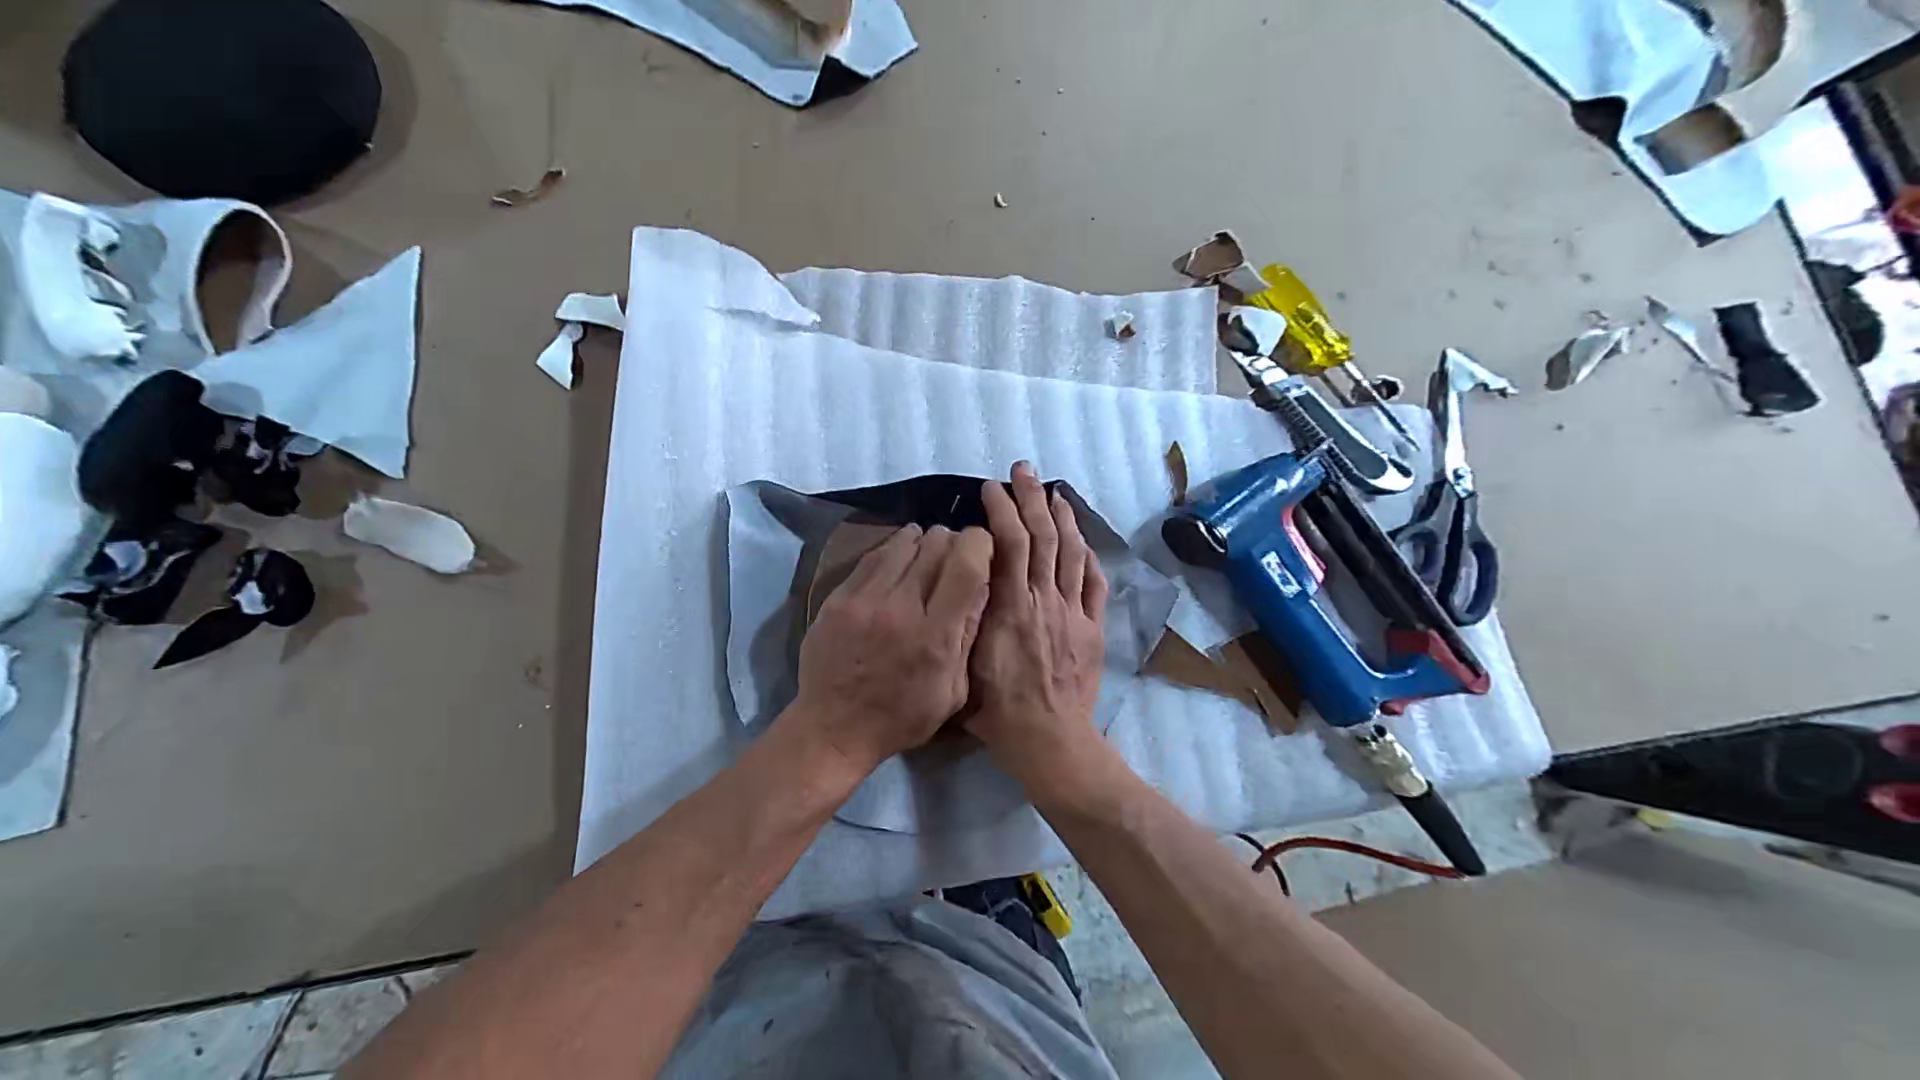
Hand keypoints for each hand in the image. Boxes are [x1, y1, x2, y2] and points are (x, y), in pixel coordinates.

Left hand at [785, 524, 992, 780]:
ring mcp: (863, 599)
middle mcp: (900, 608)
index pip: (966, 564)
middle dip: (952, 545)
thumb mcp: (953, 691)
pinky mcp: (837, 597)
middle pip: (936, 543)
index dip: (980, 545)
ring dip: (921, 546)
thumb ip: (969, 635)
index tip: (982, 550)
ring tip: (923, 564)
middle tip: (952, 561)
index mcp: (935, 636)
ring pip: (903, 541)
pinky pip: (873, 555)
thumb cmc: (902, 717)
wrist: (833, 728)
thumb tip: (984, 585)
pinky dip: (892, 555)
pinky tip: (895, 570)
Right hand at [967, 462, 1108, 780]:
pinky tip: (1082, 539)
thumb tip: (965, 582)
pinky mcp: (1093, 629)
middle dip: (1032, 499)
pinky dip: (1088, 557)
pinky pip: (1095, 585)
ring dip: (1063, 518)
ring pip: (1071, 553)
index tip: (991, 488)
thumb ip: (966, 621)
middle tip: (1024, 470)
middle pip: (1043, 538)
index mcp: (1010, 608)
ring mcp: (1073, 613)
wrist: (1050, 740)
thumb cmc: (998, 710)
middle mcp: (1044, 601)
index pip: (1009, 544)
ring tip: (1055, 491)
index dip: (1002, 510)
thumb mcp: (965, 665)